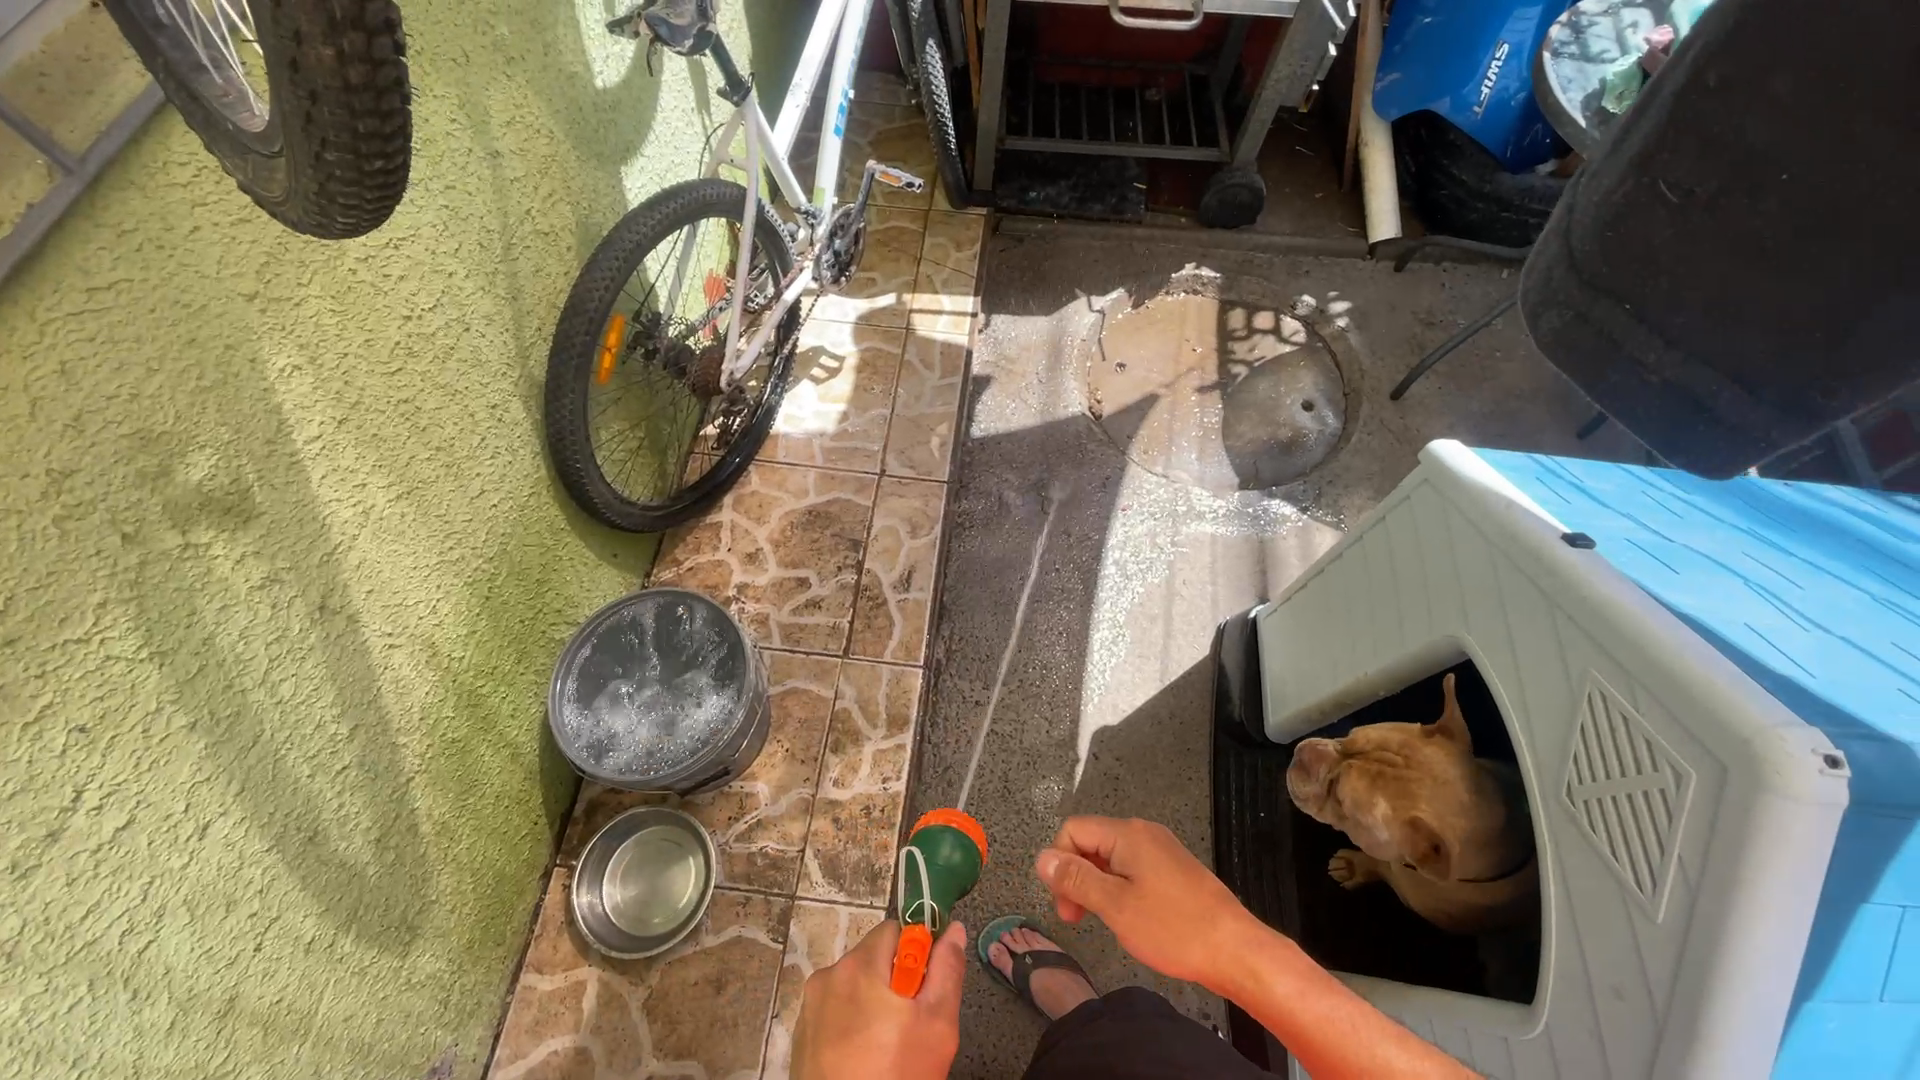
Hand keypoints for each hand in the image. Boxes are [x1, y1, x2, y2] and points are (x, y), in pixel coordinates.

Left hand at [791, 919, 966, 1079]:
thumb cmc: (896, 1074)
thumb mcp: (937, 1025)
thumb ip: (947, 970)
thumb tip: (953, 929)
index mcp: (859, 965)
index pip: (896, 930)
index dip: (918, 954)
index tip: (926, 989)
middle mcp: (829, 975)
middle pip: (874, 958)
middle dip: (896, 981)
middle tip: (911, 1022)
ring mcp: (811, 1005)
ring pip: (855, 986)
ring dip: (873, 1002)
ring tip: (887, 1045)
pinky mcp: (802, 1034)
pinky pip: (836, 1011)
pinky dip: (851, 1024)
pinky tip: (863, 1057)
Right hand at [1035, 816, 1259, 990]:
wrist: (1236, 951)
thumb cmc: (1174, 928)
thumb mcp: (1116, 906)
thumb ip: (1076, 880)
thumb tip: (1041, 858)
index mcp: (1128, 834)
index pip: (1073, 830)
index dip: (1060, 863)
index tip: (1064, 904)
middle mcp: (1143, 833)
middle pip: (1091, 842)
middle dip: (1076, 877)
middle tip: (1076, 919)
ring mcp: (1161, 851)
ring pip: (1111, 858)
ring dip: (1096, 887)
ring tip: (1102, 922)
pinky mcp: (1173, 870)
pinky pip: (1131, 870)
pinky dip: (1118, 890)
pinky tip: (1127, 918)